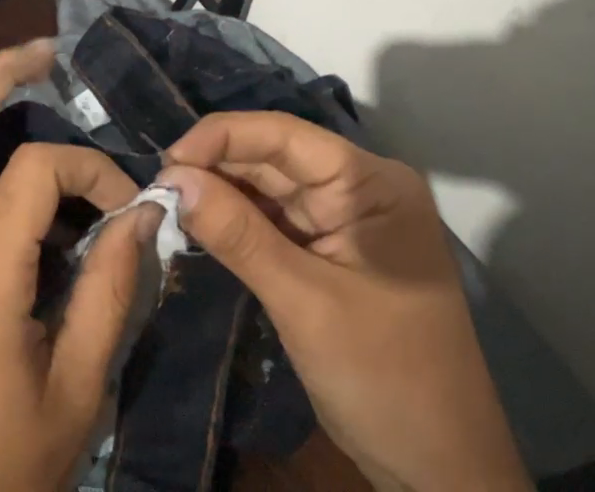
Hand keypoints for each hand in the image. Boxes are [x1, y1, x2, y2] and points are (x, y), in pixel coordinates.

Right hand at [159, 112, 531, 491]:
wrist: (438, 466)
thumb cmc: (384, 375)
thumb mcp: (304, 301)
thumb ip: (237, 234)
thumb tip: (172, 178)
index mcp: (372, 184)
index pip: (285, 136)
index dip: (222, 138)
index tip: (165, 163)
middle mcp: (360, 190)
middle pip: (275, 159)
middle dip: (215, 168)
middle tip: (157, 191)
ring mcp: (347, 223)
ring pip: (270, 191)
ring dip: (221, 195)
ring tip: (168, 205)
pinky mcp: (332, 254)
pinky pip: (276, 224)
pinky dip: (238, 225)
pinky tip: (200, 227)